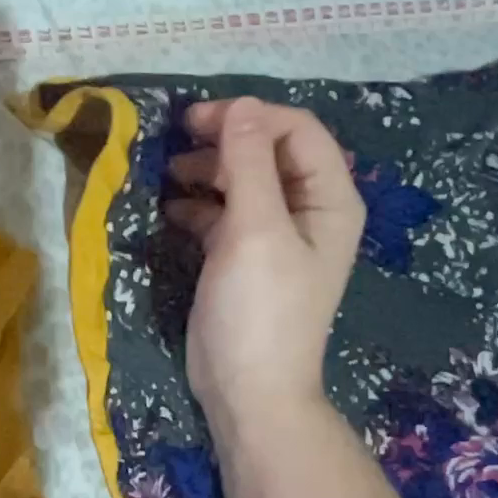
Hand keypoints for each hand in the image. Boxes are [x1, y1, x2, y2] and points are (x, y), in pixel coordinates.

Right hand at [166, 98, 364, 430]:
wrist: (249, 390)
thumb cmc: (259, 310)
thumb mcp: (255, 231)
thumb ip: (249, 165)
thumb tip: (239, 107)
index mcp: (327, 200)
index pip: (297, 131)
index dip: (250, 117)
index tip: (196, 121)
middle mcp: (307, 213)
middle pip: (269, 154)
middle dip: (226, 141)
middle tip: (176, 142)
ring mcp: (274, 240)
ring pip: (244, 185)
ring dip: (208, 173)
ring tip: (169, 175)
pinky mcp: (243, 263)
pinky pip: (225, 219)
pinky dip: (200, 208)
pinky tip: (172, 212)